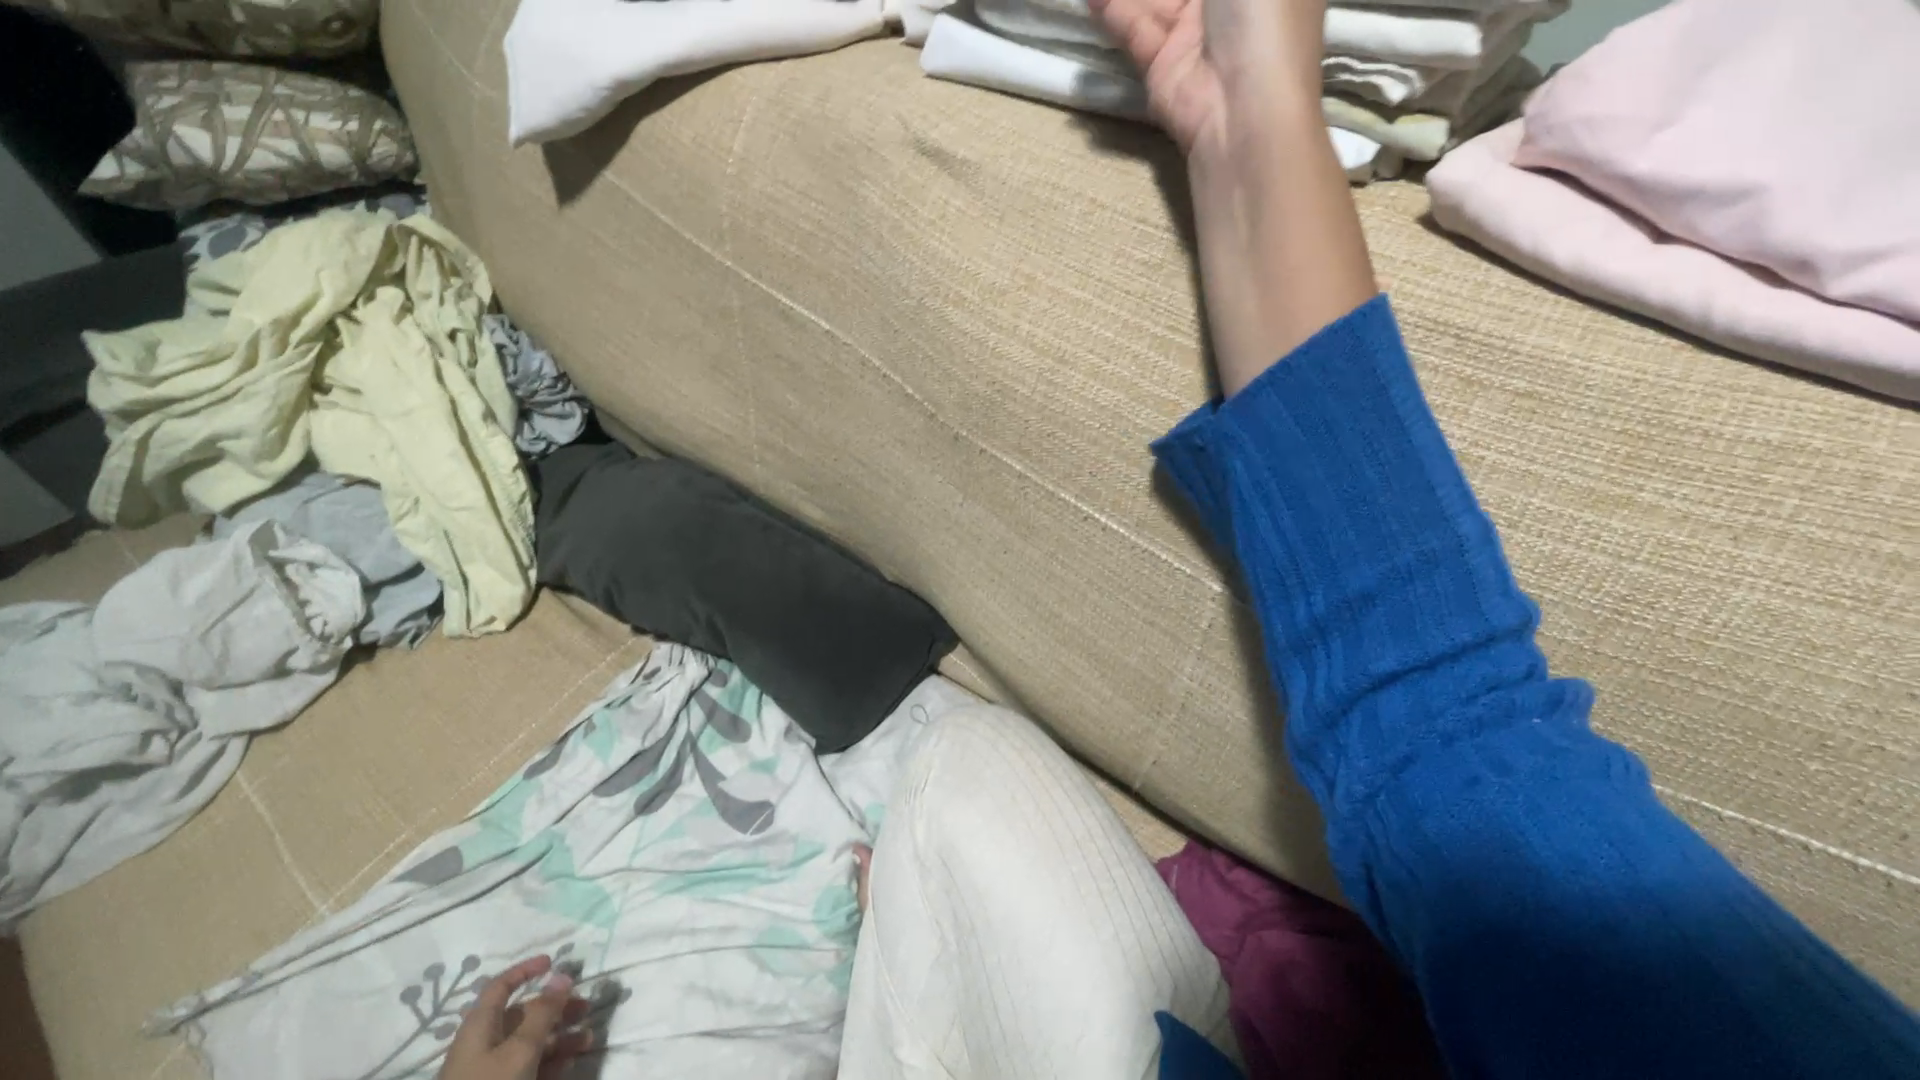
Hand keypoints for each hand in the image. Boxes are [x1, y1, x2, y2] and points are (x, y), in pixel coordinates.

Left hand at [436, 956, 593, 1079]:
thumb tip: (561, 974)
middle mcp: (485, 1042)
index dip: (526, 970)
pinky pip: (529, 1066)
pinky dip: (551, 1061)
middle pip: (523, 1014)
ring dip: (561, 1037)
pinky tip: (569, 1063)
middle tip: (586, 1008)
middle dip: (557, 1008)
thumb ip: (544, 1012)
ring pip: (531, 1042)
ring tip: (588, 1040)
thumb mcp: (521, 1048)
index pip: (501, 986)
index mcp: (481, 1024)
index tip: (553, 961)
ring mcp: (491, 1069)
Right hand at [1089, 0, 1372, 393]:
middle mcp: (1237, 26)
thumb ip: (1235, 21)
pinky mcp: (1164, 85)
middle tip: (1155, 1)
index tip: (1199, 2)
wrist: (1247, 132)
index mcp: (1276, 7)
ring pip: (1160, 8)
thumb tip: (1320, 3)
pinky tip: (1087, 3)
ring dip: (1134, 0)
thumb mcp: (1274, 1)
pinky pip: (1133, 38)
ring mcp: (1199, 59)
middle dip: (1170, 0)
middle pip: (1194, 0)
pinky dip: (1112, 17)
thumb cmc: (1271, 49)